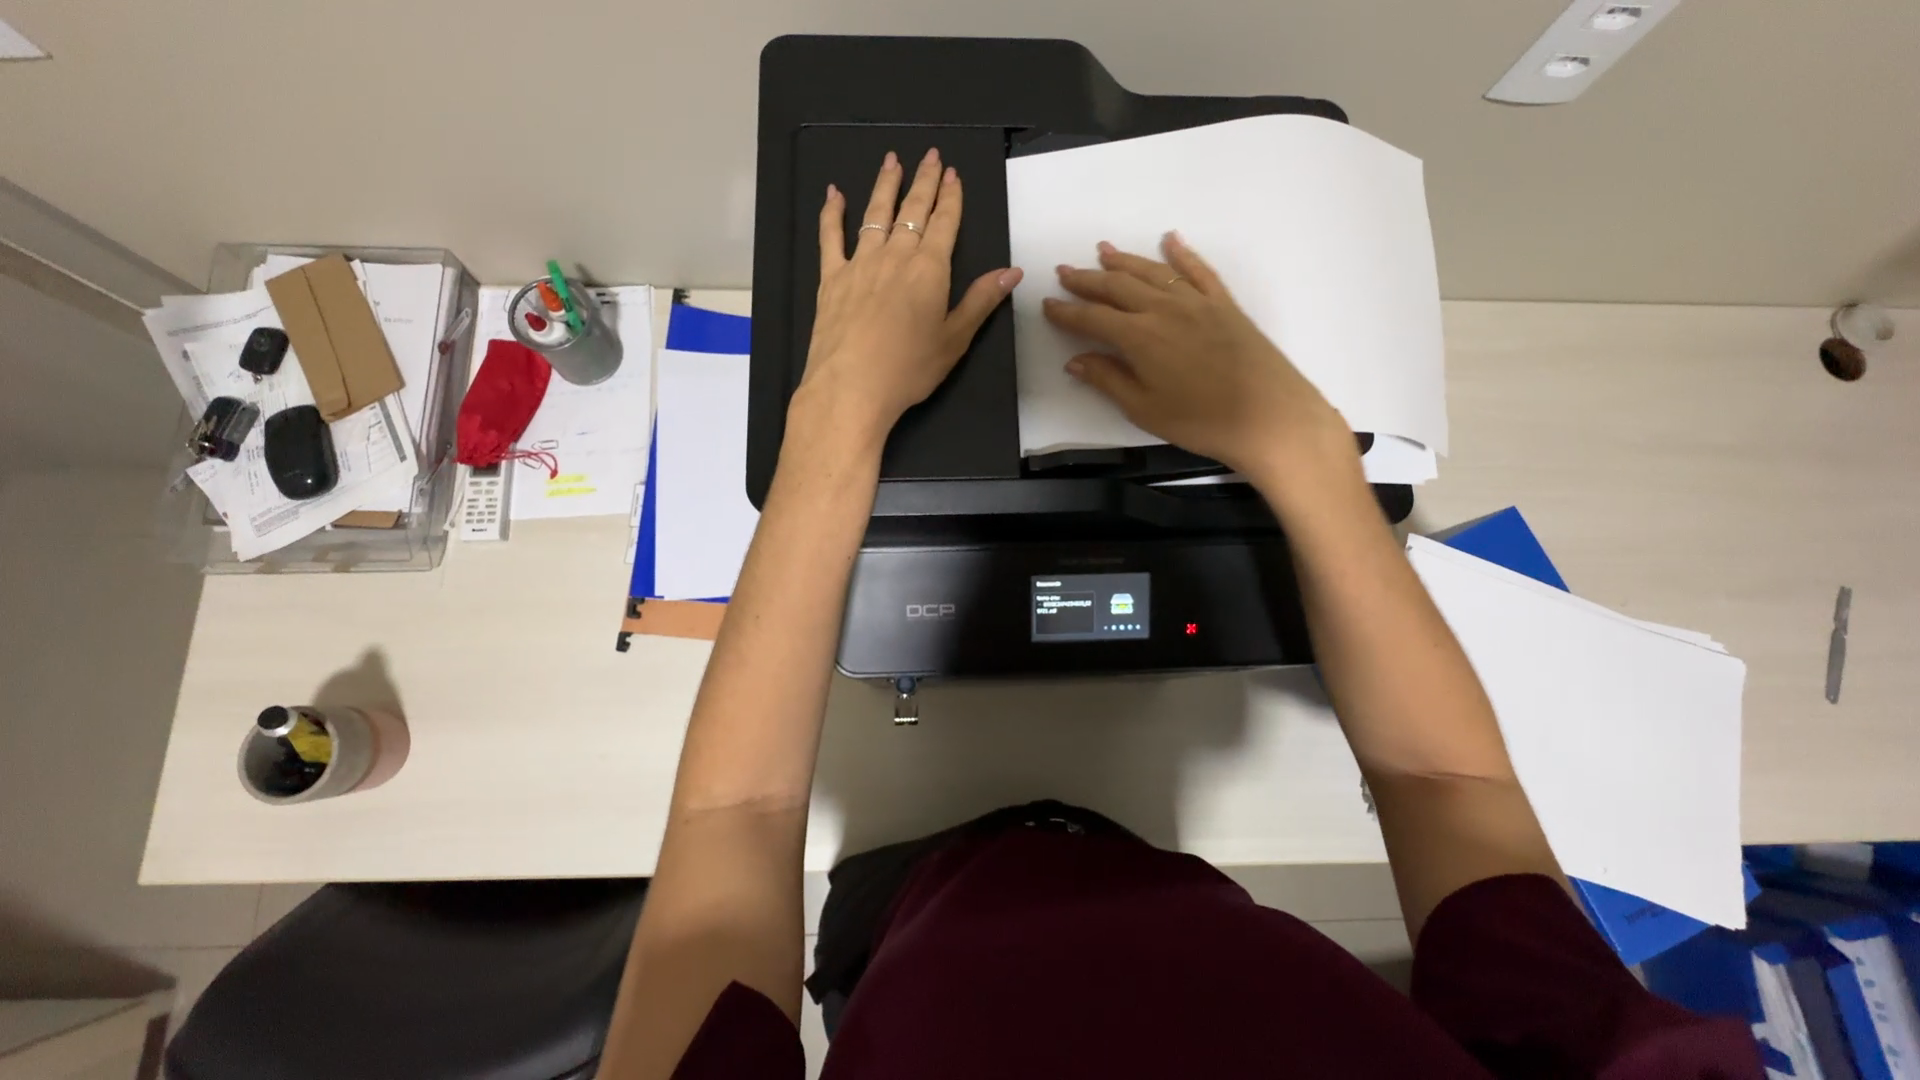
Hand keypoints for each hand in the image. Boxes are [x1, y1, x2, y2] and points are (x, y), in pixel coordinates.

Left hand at [796, 148, 1021, 446]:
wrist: (851, 387)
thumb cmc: (908, 369)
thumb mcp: (954, 339)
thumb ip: (980, 301)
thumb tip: (1011, 272)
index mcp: (929, 270)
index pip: (944, 223)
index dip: (950, 197)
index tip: (952, 174)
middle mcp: (895, 256)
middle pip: (912, 210)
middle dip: (923, 181)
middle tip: (929, 156)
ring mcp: (860, 264)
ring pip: (875, 214)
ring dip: (885, 185)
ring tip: (891, 160)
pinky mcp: (831, 279)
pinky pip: (830, 237)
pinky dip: (832, 213)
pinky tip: (833, 194)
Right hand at [1043, 233, 1349, 482]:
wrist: (1268, 416)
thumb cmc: (1201, 421)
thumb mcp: (1144, 409)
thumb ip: (1108, 380)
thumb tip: (1076, 360)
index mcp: (1139, 337)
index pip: (1092, 318)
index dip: (1066, 312)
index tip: (1047, 305)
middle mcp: (1164, 309)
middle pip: (1117, 286)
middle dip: (1087, 279)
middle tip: (1064, 272)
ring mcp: (1196, 302)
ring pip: (1152, 271)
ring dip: (1124, 260)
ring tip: (1102, 250)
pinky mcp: (1224, 305)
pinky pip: (1198, 270)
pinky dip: (1181, 253)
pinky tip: (1170, 240)